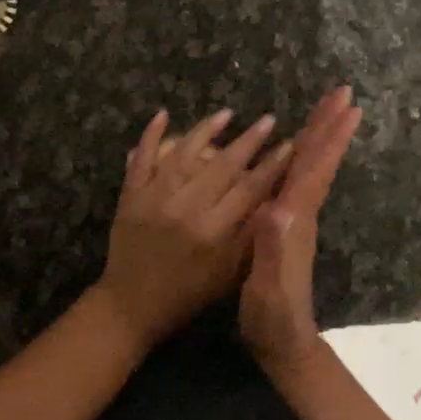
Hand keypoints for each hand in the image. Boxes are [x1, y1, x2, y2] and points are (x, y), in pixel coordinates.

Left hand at [95, 107, 293, 347]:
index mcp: (212, 232)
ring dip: (207, 129)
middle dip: (249, 140)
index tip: (289, 145)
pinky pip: (142, 158)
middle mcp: (185, 208)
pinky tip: (164, 113)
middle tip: (268, 120)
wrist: (131, 306)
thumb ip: (250, 238)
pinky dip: (151, 134)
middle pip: (222, 165)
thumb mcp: (227, 275)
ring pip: (185, 153)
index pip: (249, 189)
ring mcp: (155, 197)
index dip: (271, 166)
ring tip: (227, 113)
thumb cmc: (186, 294)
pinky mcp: (131, 193)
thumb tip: (277, 202)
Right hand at [239, 86, 361, 370]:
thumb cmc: (272, 316)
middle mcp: (301, 211)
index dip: (329, 136)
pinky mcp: (288, 224)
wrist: (283, 343)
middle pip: (320, 160)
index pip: (315, 168)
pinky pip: (300, 177)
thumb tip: (277, 209)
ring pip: (313, 166)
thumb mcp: (267, 288)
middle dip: (330, 125)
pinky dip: (306, 155)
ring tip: (329, 108)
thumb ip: (272, 250)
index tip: (346, 106)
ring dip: (322, 135)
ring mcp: (297, 217)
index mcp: (295, 218)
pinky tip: (300, 147)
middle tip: (343, 92)